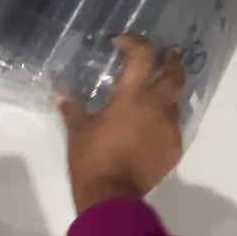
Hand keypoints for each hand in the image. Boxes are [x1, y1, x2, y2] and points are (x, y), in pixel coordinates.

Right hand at [59, 35, 185, 214]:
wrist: (112, 194)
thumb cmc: (91, 159)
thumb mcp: (77, 131)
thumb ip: (72, 109)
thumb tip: (59, 93)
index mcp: (132, 96)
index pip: (141, 55)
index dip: (133, 42)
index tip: (120, 41)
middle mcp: (158, 104)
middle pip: (174, 72)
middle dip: (170, 59)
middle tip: (167, 54)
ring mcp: (171, 125)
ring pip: (177, 100)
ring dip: (168, 92)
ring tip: (156, 95)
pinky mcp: (174, 145)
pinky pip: (173, 125)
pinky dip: (163, 120)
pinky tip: (150, 129)